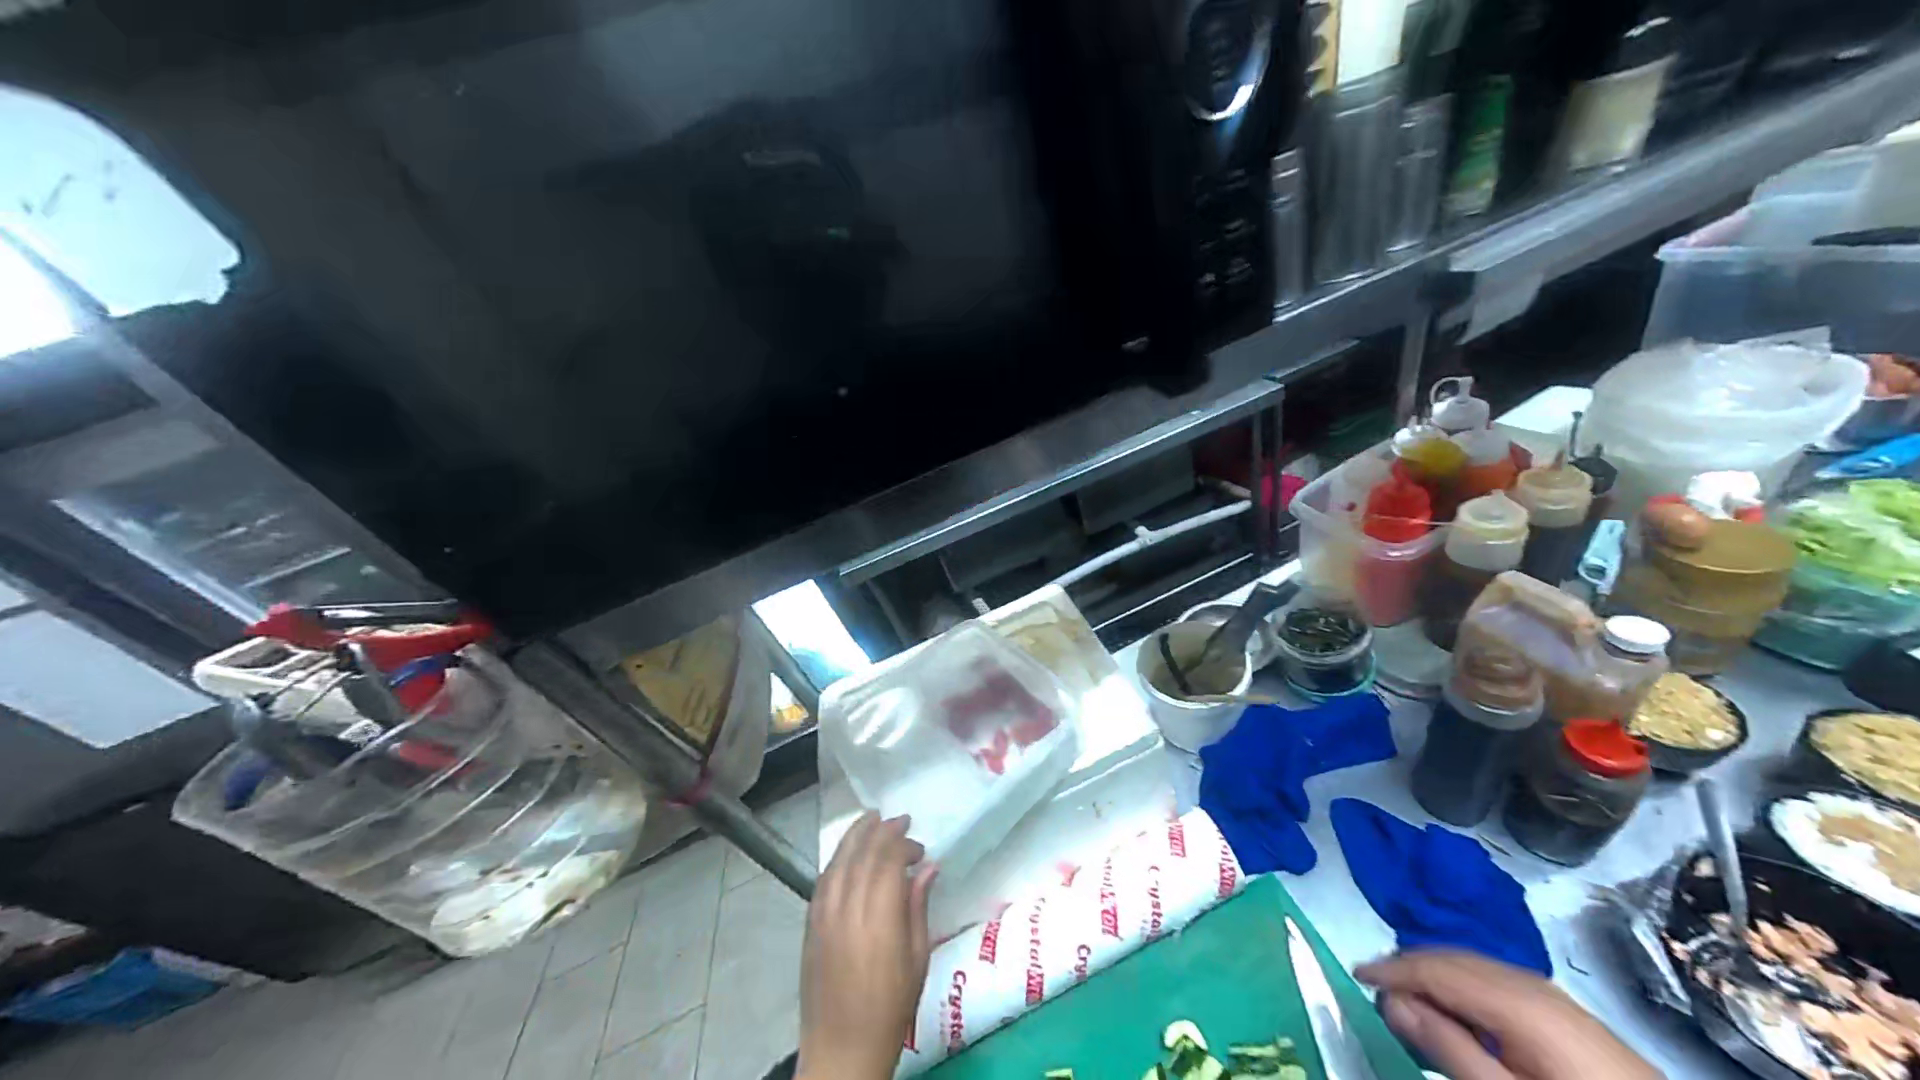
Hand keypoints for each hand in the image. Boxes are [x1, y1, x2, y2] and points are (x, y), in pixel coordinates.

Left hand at [798, 813, 938, 1079]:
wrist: (842, 1047)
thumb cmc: (891, 1007)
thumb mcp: (917, 959)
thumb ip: (918, 907)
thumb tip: (928, 867)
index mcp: (879, 918)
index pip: (888, 859)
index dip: (904, 844)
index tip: (920, 846)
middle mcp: (848, 907)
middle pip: (862, 852)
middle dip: (882, 830)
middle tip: (900, 820)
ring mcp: (824, 914)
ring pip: (838, 860)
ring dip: (856, 835)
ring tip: (871, 820)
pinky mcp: (810, 924)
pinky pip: (823, 879)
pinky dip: (837, 859)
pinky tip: (848, 855)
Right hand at [1355, 949, 1661, 1079]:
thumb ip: (1448, 1048)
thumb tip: (1392, 1000)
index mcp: (1518, 1002)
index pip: (1436, 967)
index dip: (1391, 969)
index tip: (1355, 976)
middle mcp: (1534, 986)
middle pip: (1455, 960)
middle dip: (1411, 969)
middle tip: (1376, 990)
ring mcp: (1556, 1000)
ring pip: (1476, 968)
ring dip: (1437, 978)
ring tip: (1409, 1000)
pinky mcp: (1569, 1018)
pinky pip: (1499, 984)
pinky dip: (1465, 989)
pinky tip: (1458, 1014)